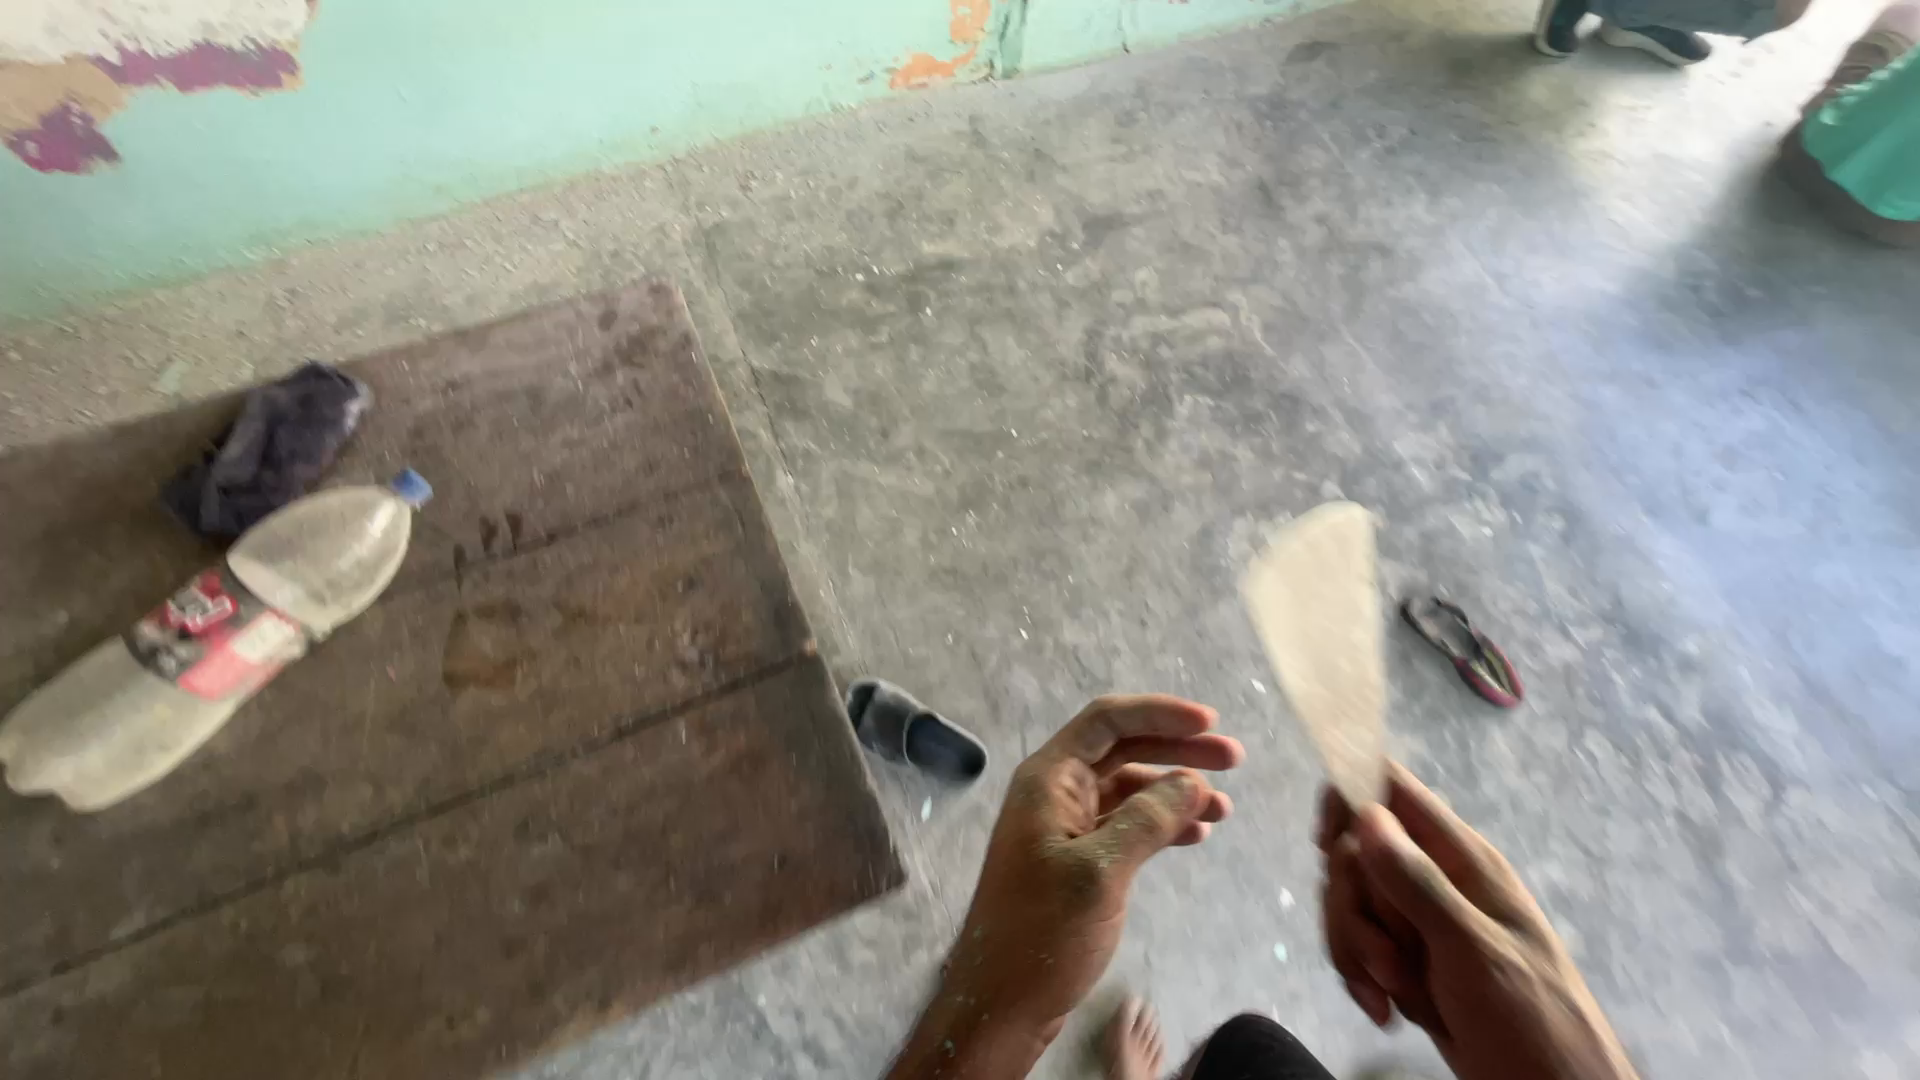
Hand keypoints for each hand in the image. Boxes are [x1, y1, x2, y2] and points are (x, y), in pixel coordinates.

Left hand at [888, 695, 1241, 1077]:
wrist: (1002, 1000)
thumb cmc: (1042, 930)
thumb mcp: (1100, 871)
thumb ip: (1148, 819)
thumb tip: (1193, 780)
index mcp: (1050, 778)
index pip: (1107, 722)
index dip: (1158, 713)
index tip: (1209, 721)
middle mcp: (1057, 790)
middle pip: (1123, 749)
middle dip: (1177, 750)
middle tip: (1234, 758)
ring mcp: (1067, 824)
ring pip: (1129, 789)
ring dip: (1175, 792)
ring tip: (1224, 809)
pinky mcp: (1078, 857)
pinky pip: (1126, 824)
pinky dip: (1161, 825)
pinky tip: (1195, 835)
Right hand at [1318, 763, 1638, 1079]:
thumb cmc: (1532, 1024)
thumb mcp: (1474, 953)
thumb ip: (1418, 883)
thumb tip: (1367, 813)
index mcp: (1460, 857)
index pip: (1389, 788)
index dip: (1348, 801)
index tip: (1326, 844)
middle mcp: (1433, 874)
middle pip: (1352, 852)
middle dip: (1353, 908)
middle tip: (1387, 961)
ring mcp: (1417, 914)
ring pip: (1345, 898)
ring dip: (1354, 947)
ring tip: (1392, 995)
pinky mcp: (1402, 952)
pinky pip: (1352, 938)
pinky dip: (1357, 972)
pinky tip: (1384, 1009)